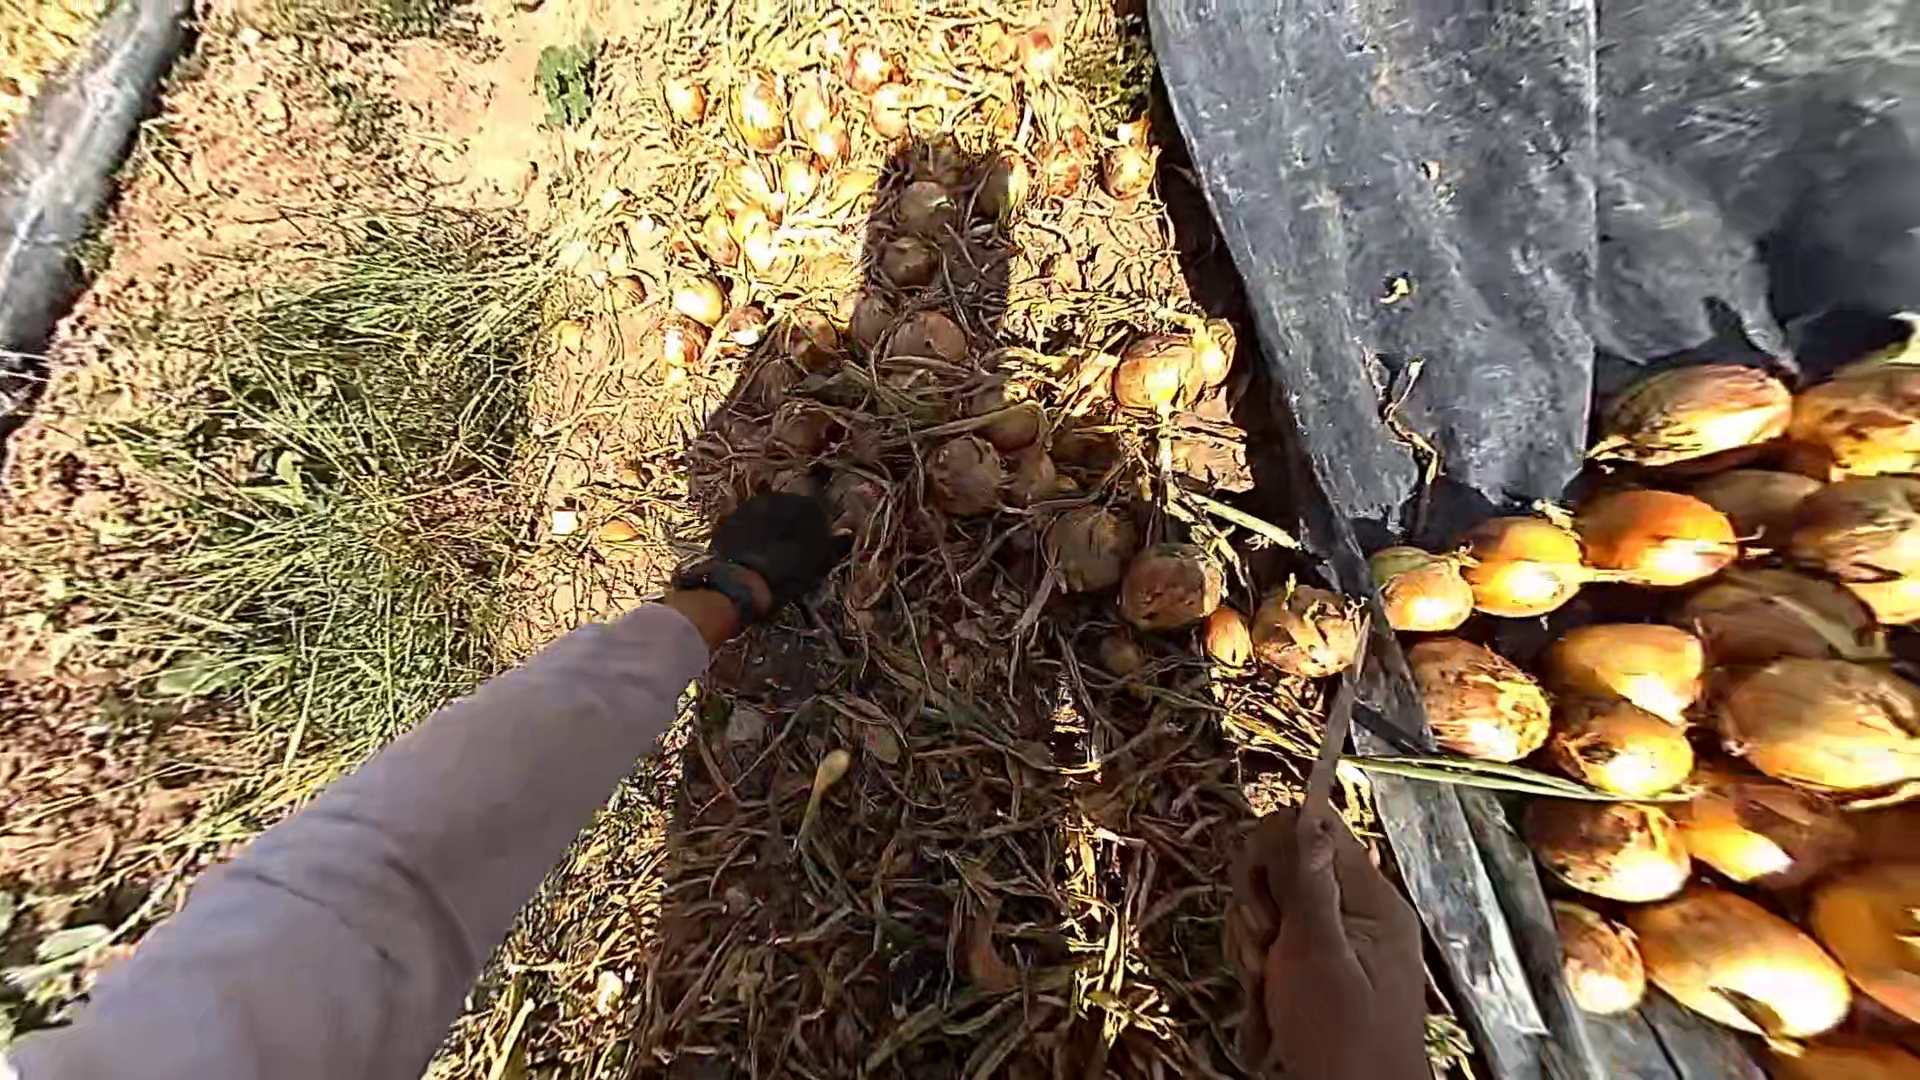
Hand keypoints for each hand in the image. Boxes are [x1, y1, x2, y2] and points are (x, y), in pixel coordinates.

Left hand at [709, 492, 851, 610]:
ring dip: (771, 528)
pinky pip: (749, 522)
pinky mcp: (734, 514)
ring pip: (770, 515)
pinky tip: (750, 552)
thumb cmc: (791, 574)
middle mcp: (784, 497)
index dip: (816, 532)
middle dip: (792, 526)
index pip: (818, 514)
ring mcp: (756, 504)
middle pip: (792, 511)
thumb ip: (836, 545)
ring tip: (768, 553)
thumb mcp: (822, 563)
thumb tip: (848, 535)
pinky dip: (751, 533)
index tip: (812, 549)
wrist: (745, 580)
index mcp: (811, 507)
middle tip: (790, 551)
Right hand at [1227, 808, 1427, 1079]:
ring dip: (1247, 929)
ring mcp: (1325, 933)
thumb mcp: (1319, 957)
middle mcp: (1349, 907)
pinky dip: (1248, 950)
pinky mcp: (1303, 955)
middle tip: (1261, 937)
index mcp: (1371, 900)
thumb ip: (1306, 883)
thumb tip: (1303, 813)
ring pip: (1263, 894)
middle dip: (1255, 894)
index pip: (1316, 827)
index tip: (1258, 880)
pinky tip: (1257, 983)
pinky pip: (1260, 926)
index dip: (1275, 841)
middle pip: (1280, 859)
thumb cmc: (1342, 1041)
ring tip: (1259, 974)